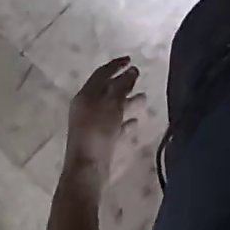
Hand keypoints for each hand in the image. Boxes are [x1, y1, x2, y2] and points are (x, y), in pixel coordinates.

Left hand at [63, 56, 142, 190]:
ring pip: (112, 108)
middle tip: (138, 76)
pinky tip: (136, 121)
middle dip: (123, 82)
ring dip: (127, 101)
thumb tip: (132, 70)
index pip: (102, 73)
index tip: (130, 59)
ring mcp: (92, 125)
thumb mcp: (112, 104)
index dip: (116, 65)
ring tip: (143, 98)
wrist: (87, 171)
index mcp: (85, 95)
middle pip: (107, 90)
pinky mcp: (99, 141)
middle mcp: (86, 108)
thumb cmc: (97, 132)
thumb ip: (122, 86)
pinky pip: (114, 125)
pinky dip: (125, 121)